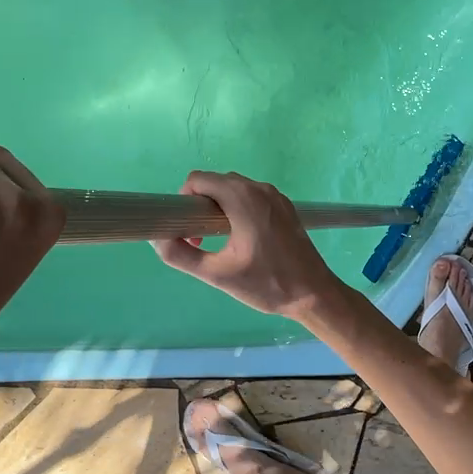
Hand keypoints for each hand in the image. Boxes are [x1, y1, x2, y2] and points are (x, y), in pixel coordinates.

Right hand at [150, 171, 348, 321]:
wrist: (314, 294)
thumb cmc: (267, 284)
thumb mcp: (217, 275)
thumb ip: (180, 256)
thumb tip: (158, 239)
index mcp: (243, 198)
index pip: (198, 179)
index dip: (184, 201)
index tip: (186, 229)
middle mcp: (260, 188)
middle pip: (216, 183)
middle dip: (199, 207)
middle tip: (200, 241)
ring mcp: (276, 196)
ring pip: (234, 189)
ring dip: (218, 209)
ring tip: (218, 243)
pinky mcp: (285, 207)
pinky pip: (251, 198)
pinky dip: (238, 210)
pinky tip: (241, 240)